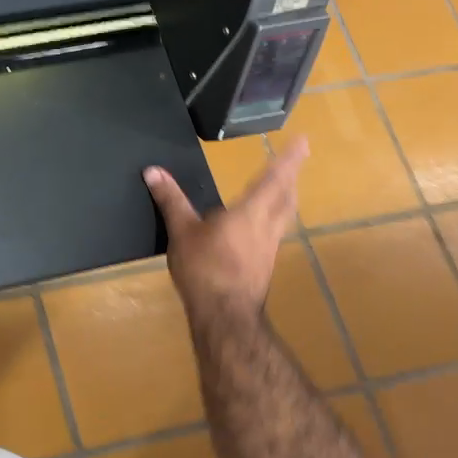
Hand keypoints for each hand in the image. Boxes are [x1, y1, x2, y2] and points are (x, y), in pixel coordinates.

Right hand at [144, 137, 308, 329]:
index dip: (289, 160)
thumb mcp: (181, 231)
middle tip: (295, 163)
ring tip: (283, 190)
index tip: (305, 142)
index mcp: (250, 213)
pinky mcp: (264, 265)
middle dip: (291, 179)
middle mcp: (267, 227)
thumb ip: (170, 200)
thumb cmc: (205, 268)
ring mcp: (268, 248)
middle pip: (286, 198)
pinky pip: (274, 232)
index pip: (274, 180)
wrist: (225, 315)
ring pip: (284, 217)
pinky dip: (273, 219)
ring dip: (286, 199)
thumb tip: (153, 171)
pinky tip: (260, 226)